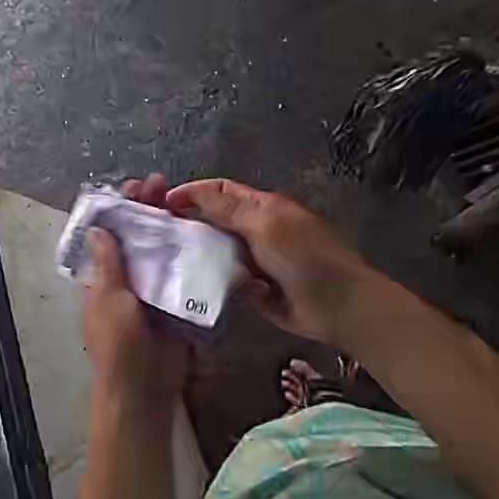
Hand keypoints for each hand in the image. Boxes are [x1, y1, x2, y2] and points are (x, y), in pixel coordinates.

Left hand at [80, 174, 187, 409]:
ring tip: (186, 201)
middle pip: (138, 237)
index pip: (110, 234)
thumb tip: (98, 227)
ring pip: (162, 251)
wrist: (145, 390)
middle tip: (163, 184)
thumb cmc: (119, 345)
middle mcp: (127, 278)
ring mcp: (153, 290)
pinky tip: (205, 234)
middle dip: (148, 210)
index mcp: (103, 276)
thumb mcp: (109, 300)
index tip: (134, 186)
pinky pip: (183, 274)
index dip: (120, 210)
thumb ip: (108, 264)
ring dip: (171, 227)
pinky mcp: (176, 303)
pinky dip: (191, 255)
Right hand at [167, 178, 375, 341]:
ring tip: (167, 260)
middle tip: (158, 235)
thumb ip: (228, 209)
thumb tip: (194, 193)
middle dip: (188, 225)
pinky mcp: (252, 288)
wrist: (340, 307)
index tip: (162, 205)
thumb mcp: (265, 225)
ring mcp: (253, 260)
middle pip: (213, 221)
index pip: (218, 191)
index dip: (191, 193)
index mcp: (261, 208)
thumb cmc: (306, 258)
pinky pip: (224, 280)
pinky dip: (214, 282)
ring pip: (215, 252)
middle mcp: (254, 230)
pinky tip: (194, 286)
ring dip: (198, 255)